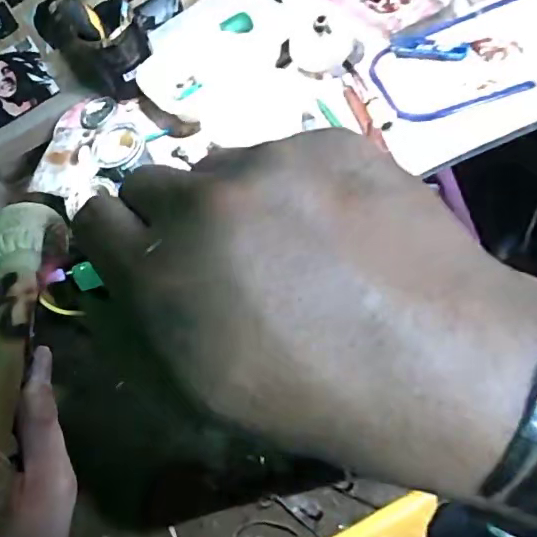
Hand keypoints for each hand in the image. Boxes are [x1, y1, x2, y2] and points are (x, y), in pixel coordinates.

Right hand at [73, 132, 536, 498]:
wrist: (444, 367)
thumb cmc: (302, 394)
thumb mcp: (190, 386)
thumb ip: (131, 327)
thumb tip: (106, 285)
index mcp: (157, 269)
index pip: (92, 215)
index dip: (107, 235)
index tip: (129, 251)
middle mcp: (199, 203)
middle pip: (143, 181)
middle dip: (160, 215)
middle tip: (204, 251)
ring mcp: (267, 164)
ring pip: (212, 167)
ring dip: (223, 199)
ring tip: (278, 241)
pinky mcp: (327, 141)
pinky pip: (277, 155)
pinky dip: (284, 186)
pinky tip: (329, 226)